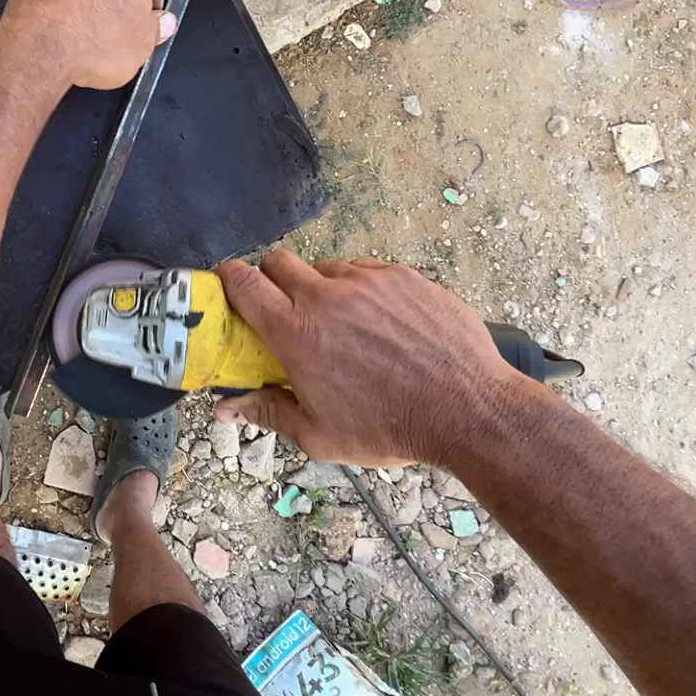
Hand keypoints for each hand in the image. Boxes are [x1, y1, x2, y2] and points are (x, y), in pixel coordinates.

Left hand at [0, 0, 174, 89]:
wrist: (38, 48)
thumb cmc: (89, 44)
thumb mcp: (141, 48)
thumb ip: (156, 30)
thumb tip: (163, 24)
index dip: (154, 6)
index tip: (148, 25)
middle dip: (117, 6)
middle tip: (115, 36)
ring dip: (85, 6)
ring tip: (83, 38)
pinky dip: (58, 10)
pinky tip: (59, 35)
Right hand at [212, 250, 548, 467]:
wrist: (471, 412)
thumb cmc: (390, 429)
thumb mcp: (320, 434)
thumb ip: (268, 412)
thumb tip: (224, 410)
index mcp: (296, 333)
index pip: (244, 283)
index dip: (229, 277)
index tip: (229, 283)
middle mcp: (325, 298)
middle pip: (278, 261)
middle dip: (272, 278)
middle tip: (286, 307)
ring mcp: (366, 282)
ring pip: (325, 266)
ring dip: (320, 286)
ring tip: (342, 319)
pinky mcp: (402, 276)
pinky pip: (366, 270)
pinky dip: (361, 288)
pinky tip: (379, 319)